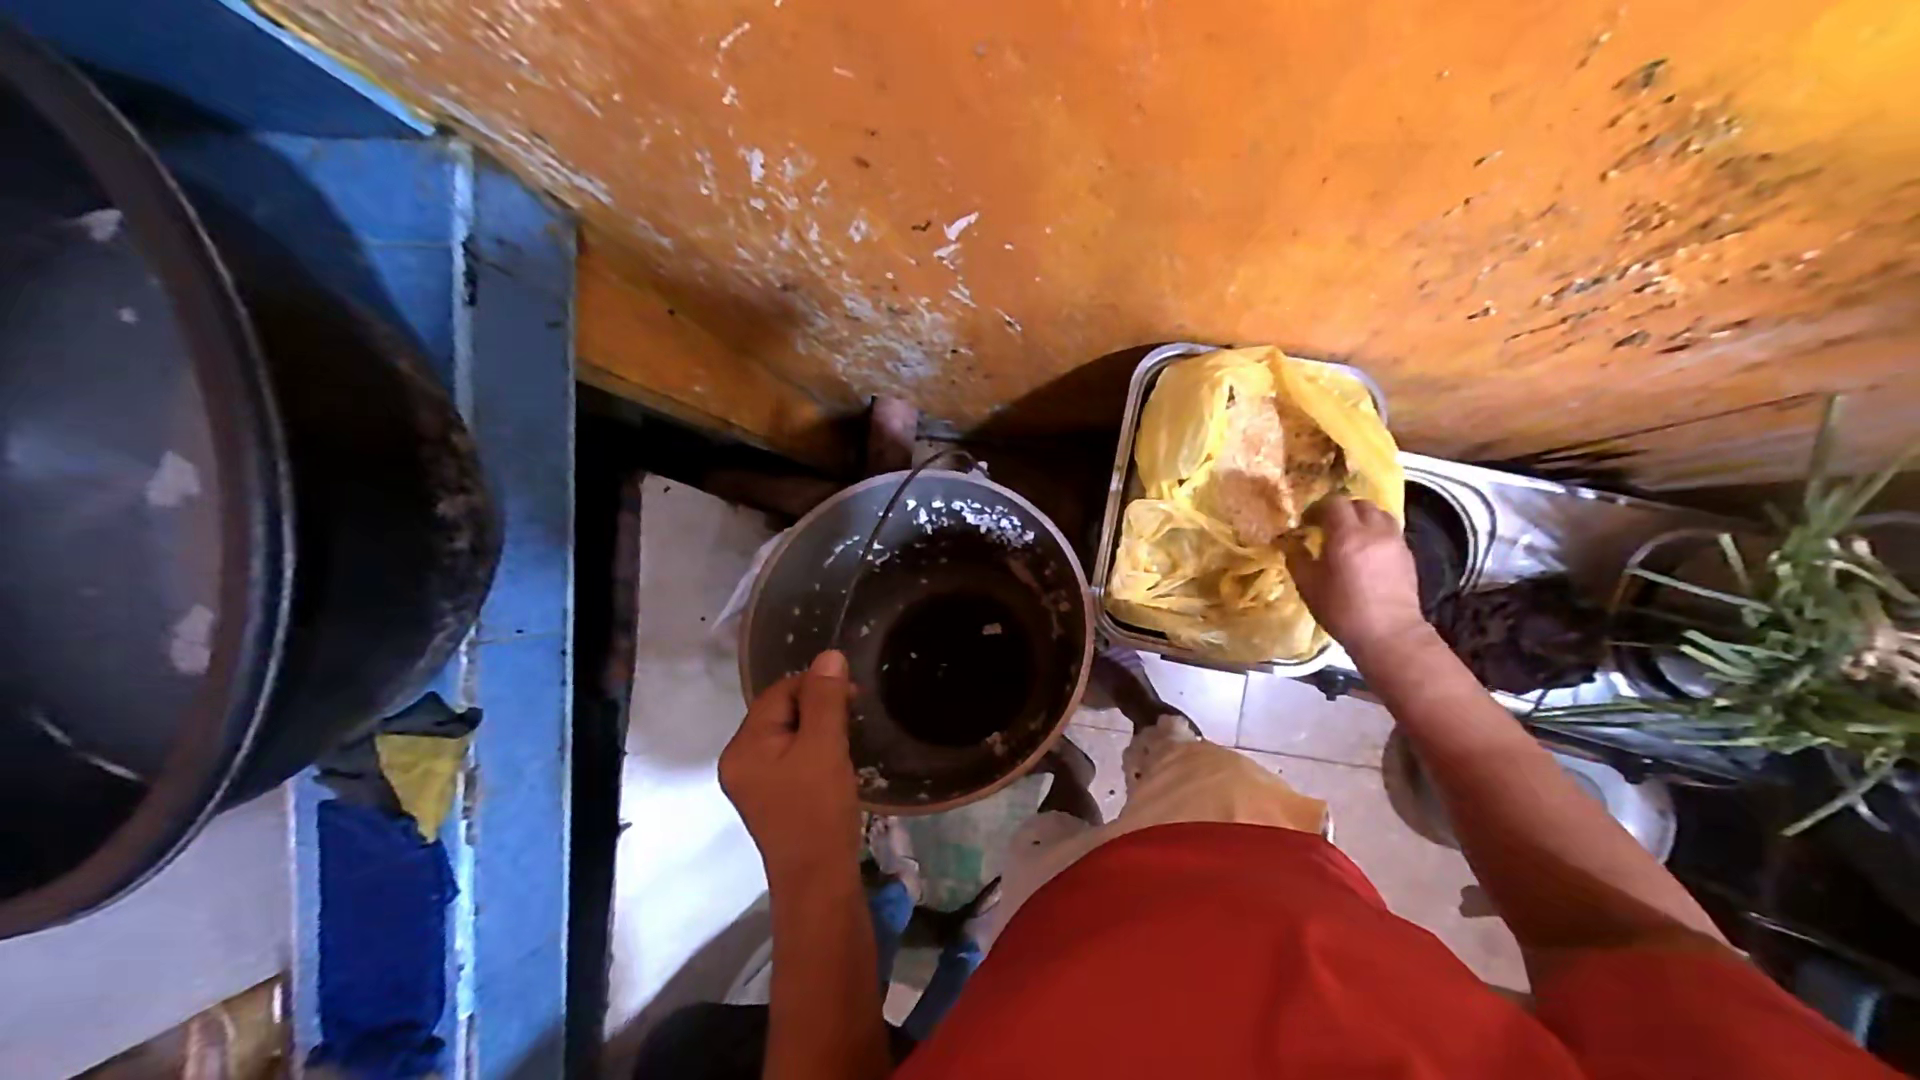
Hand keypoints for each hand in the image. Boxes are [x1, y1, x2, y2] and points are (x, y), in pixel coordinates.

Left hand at [720, 650, 861, 884]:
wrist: (819, 882)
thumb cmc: (819, 811)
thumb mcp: (824, 747)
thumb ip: (825, 699)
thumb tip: (829, 655)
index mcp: (743, 747)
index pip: (778, 693)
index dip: (815, 684)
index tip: (853, 692)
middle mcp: (740, 761)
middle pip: (780, 712)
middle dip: (818, 705)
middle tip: (855, 711)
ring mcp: (755, 782)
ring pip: (789, 735)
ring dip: (819, 727)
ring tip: (849, 734)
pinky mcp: (774, 798)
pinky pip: (792, 757)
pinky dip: (815, 749)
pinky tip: (837, 758)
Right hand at [1282, 495, 1430, 653]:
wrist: (1388, 633)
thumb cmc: (1341, 609)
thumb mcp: (1308, 584)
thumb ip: (1296, 557)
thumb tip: (1287, 542)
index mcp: (1347, 535)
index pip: (1334, 502)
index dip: (1317, 508)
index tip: (1307, 522)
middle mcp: (1374, 531)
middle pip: (1359, 504)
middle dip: (1341, 510)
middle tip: (1327, 526)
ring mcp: (1395, 541)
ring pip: (1379, 514)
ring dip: (1362, 518)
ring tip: (1349, 536)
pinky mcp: (1407, 555)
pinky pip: (1390, 531)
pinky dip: (1376, 532)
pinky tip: (1365, 552)